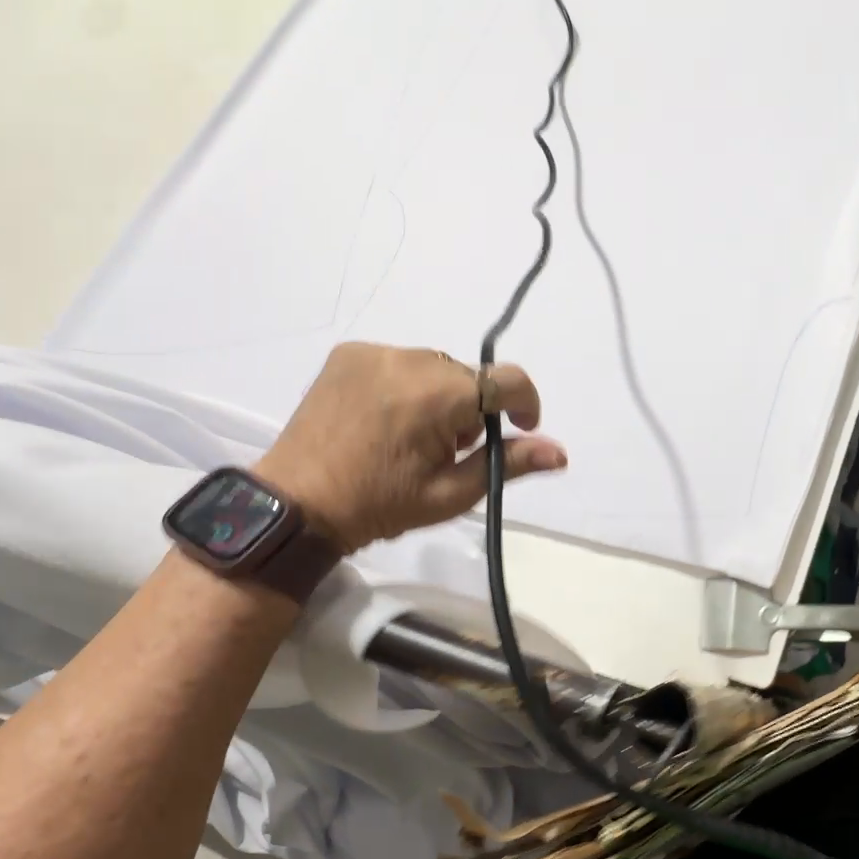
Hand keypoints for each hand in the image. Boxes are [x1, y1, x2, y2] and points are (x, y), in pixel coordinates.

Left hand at [254, 342, 566, 552]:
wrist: (297, 505)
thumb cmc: (382, 505)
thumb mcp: (454, 492)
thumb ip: (509, 463)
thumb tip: (560, 452)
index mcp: (436, 396)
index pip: (508, 380)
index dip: (525, 405)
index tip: (519, 431)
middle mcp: (407, 360)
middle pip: (471, 375)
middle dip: (475, 407)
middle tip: (452, 448)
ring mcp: (373, 353)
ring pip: (438, 367)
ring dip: (444, 394)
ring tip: (418, 435)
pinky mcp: (349, 354)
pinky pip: (403, 362)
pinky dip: (411, 385)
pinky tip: (391, 419)